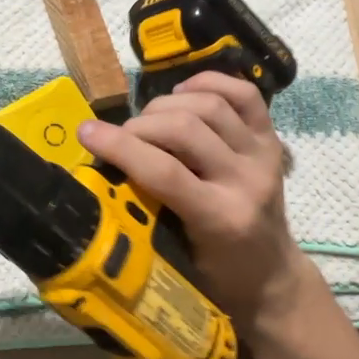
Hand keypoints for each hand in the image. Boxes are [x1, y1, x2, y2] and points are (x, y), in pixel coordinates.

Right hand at [76, 72, 305, 320]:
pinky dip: (208, 83)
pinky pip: (244, 93)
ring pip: (209, 105)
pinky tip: (183, 93)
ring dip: (166, 105)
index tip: (85, 132)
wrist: (270, 275)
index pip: (163, 171)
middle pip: (185, 128)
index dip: (119, 147)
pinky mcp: (272, 140)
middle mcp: (248, 181)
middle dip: (139, 125)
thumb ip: (144, 209)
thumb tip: (103, 165)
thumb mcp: (174, 253)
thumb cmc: (213, 273)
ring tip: (148, 121)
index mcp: (220, 218)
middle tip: (119, 138)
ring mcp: (264, 156)